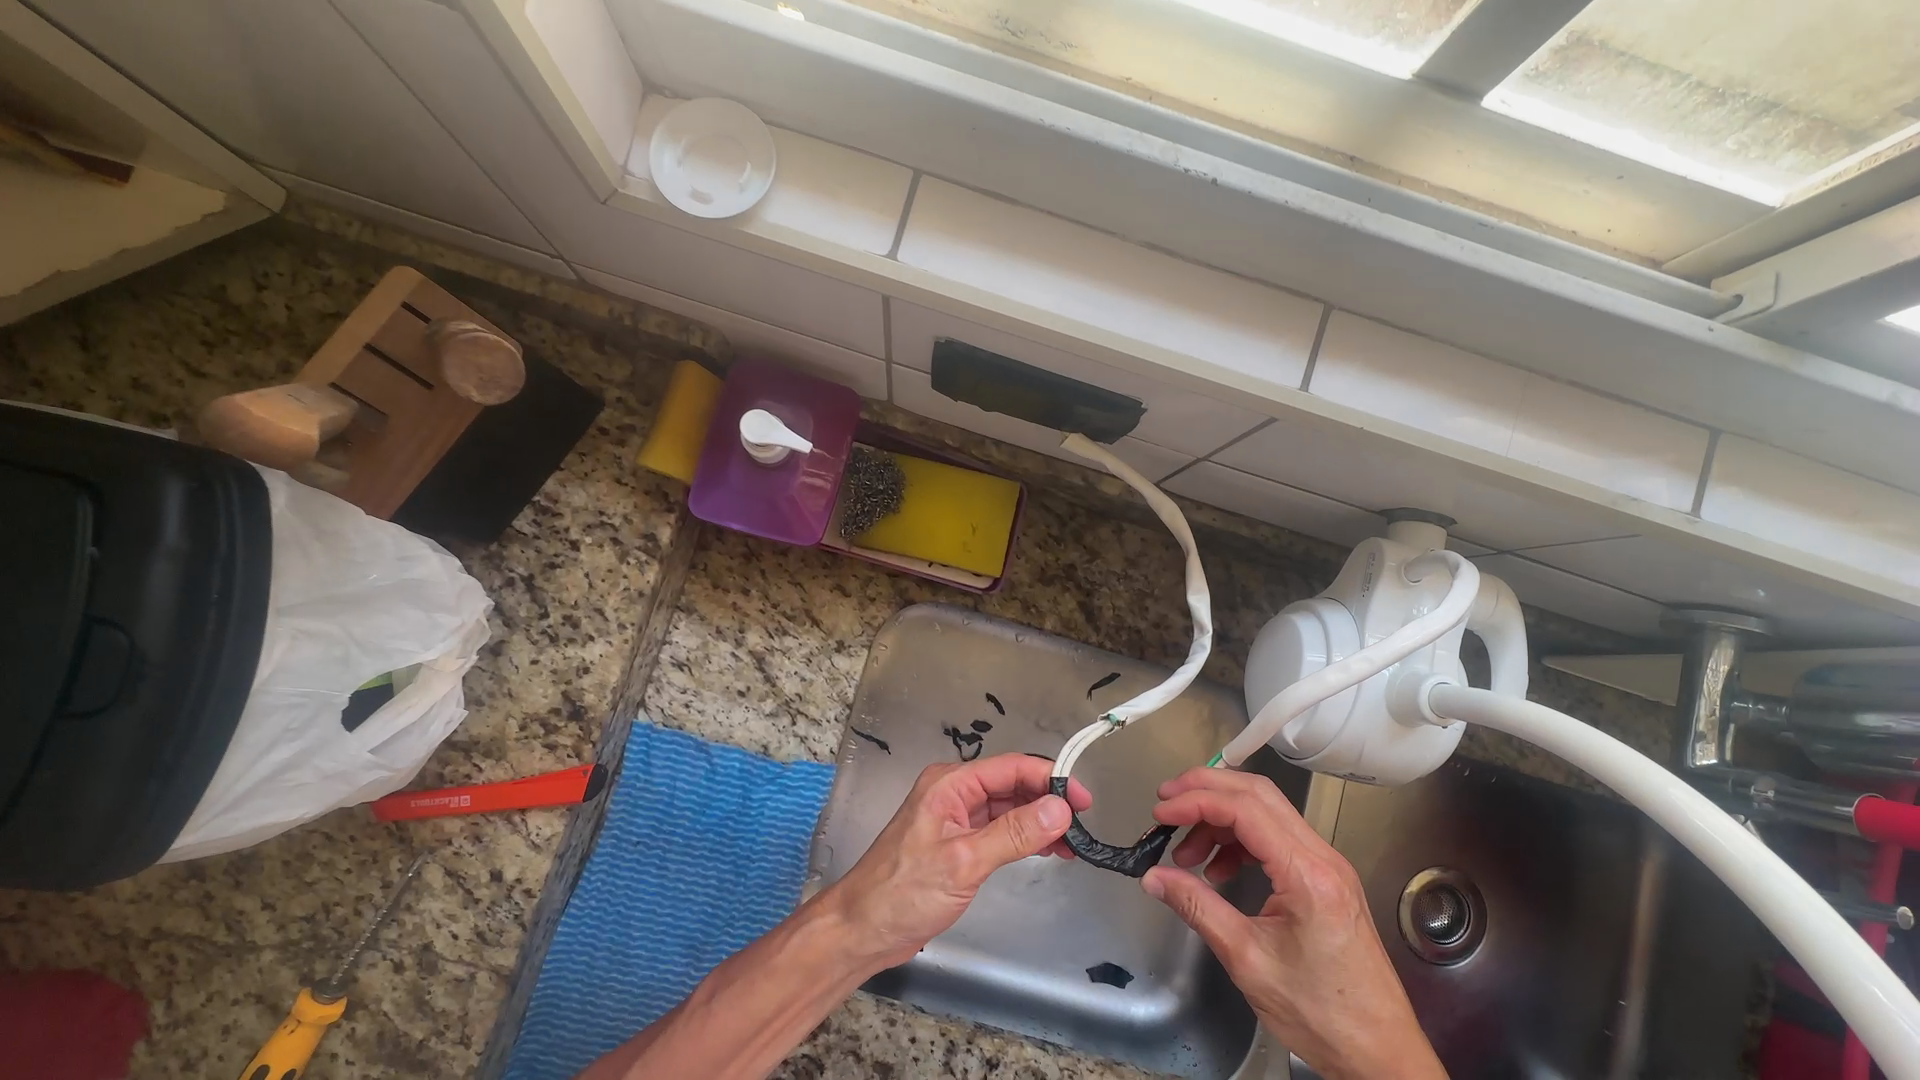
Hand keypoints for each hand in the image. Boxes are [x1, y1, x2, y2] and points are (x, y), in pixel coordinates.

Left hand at [820, 754, 1091, 969]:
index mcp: (950, 784)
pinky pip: (999, 827)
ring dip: (1040, 820)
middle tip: (1082, 826)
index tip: (1083, 799)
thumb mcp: (964, 862)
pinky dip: (1024, 836)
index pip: (1011, 767)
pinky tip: (1047, 849)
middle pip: (1011, 784)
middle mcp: (953, 791)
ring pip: (1008, 806)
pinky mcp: (957, 840)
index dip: (1050, 779)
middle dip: (1048, 801)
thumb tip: (1059, 808)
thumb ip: (1014, 833)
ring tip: (1072, 843)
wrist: (862, 929)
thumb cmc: (903, 893)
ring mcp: (955, 816)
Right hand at [1141, 768, 1445, 1079]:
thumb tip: (1154, 877)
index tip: (1160, 812)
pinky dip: (1239, 841)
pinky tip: (1217, 871)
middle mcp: (1323, 858)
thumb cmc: (1320, 1014)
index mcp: (1308, 874)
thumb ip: (1197, 907)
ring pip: (1266, 813)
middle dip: (1206, 790)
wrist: (1380, 1054)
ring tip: (1185, 854)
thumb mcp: (1247, 959)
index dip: (1195, 801)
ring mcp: (1328, 867)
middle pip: (1258, 794)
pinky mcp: (1326, 881)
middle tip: (1165, 803)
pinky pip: (1276, 839)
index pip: (1244, 809)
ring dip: (1220, 820)